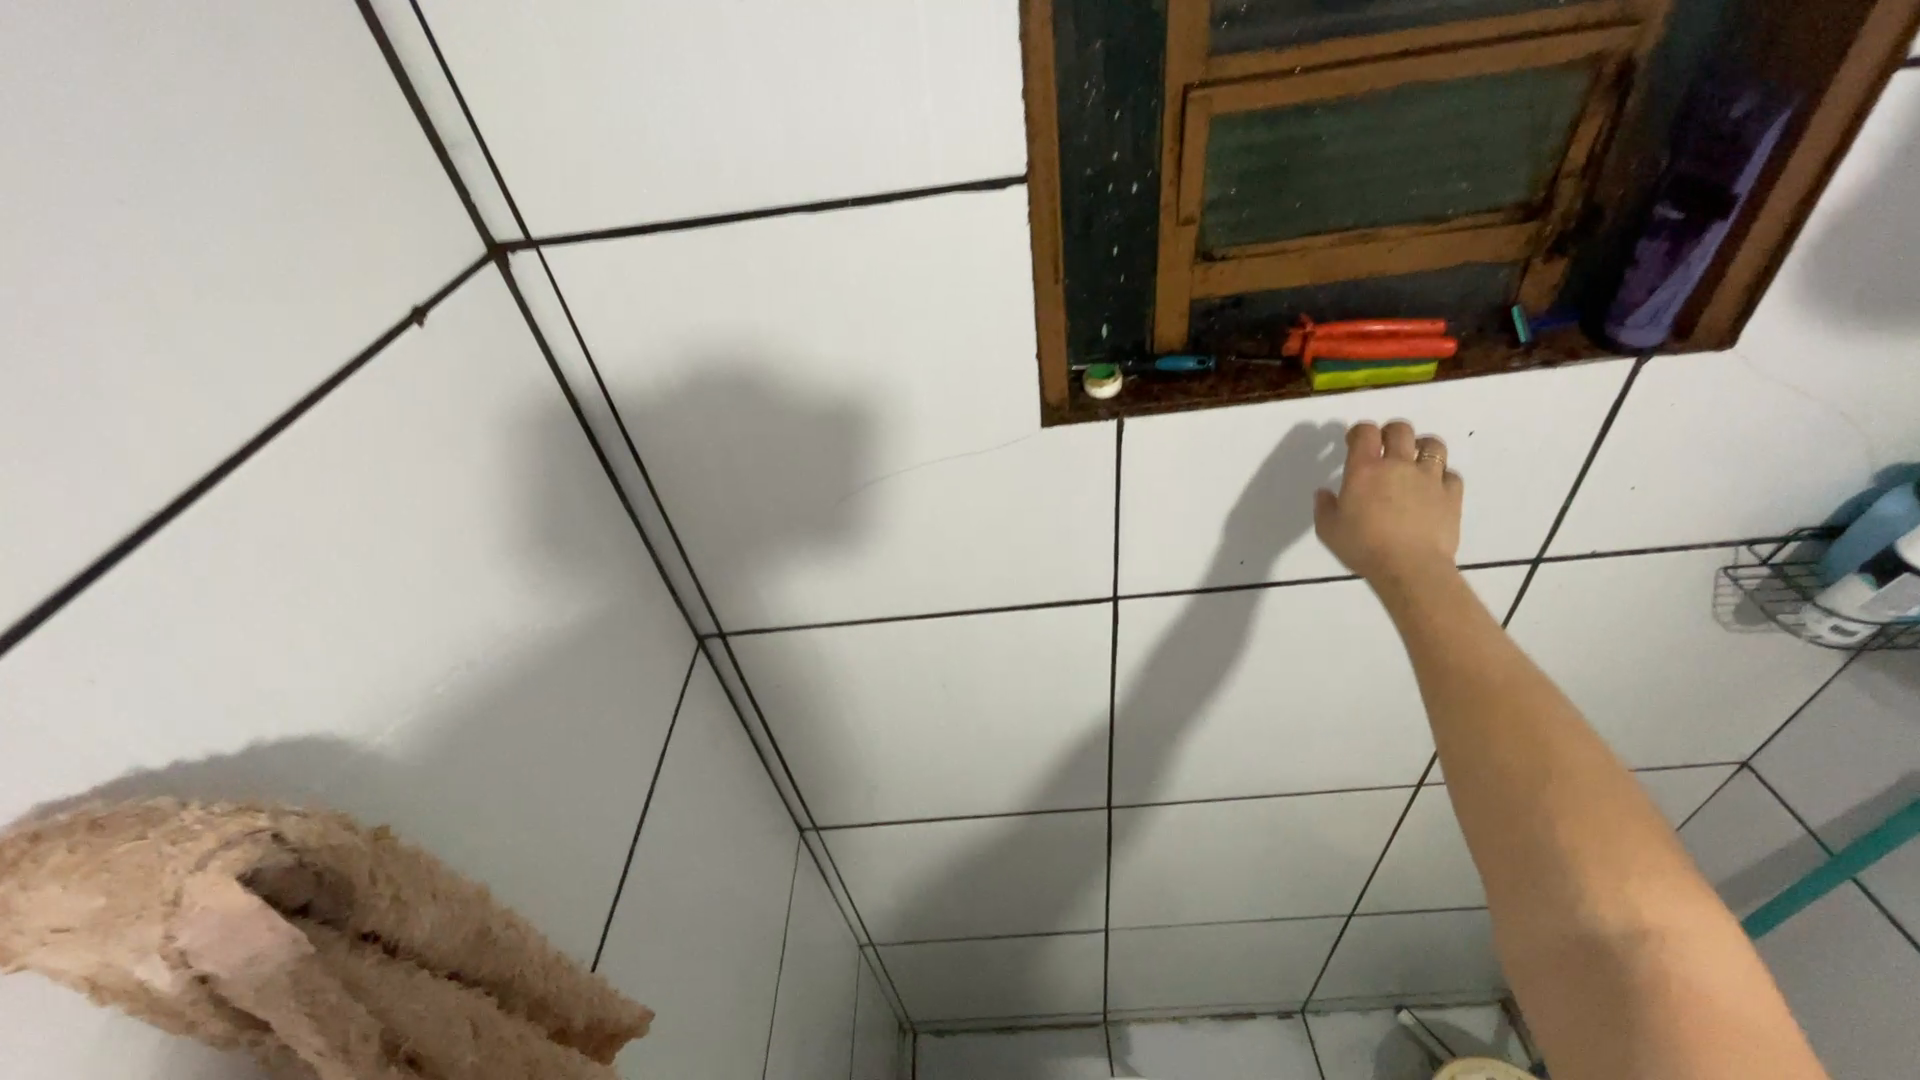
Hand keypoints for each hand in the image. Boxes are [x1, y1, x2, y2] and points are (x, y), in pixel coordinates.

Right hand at [1314, 421, 1462, 582]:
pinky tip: (1433, 488)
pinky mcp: (1452, 494)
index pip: (1365, 432)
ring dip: (1421, 448)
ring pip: (1432, 445)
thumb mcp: (1328, 530)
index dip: (1360, 431)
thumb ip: (1324, 507)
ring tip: (1415, 461)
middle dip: (1391, 432)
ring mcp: (1429, 477)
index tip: (1355, 442)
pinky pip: (1451, 474)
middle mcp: (1398, 465)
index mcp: (1364, 469)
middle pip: (1400, 430)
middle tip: (1384, 447)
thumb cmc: (1363, 547)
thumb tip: (1324, 493)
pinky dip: (1442, 476)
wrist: (1409, 567)